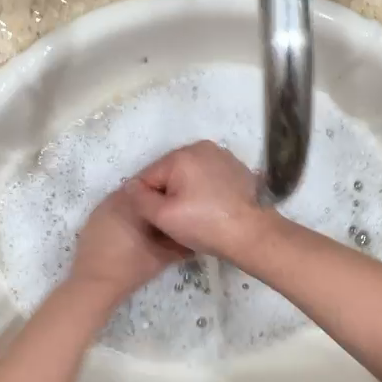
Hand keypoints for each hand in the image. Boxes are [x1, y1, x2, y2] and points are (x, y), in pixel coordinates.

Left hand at [68, 188, 191, 300]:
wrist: (94, 283)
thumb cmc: (130, 267)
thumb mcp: (163, 256)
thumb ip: (181, 245)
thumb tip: (193, 239)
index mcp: (133, 202)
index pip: (154, 187)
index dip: (166, 196)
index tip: (174, 207)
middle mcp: (114, 199)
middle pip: (138, 193)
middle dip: (150, 203)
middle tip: (164, 217)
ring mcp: (100, 210)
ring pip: (124, 203)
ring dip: (136, 211)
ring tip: (148, 228)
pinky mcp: (91, 222)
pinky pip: (111, 213)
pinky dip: (122, 219)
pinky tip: (130, 235)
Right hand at [126, 141, 276, 260]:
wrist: (252, 234)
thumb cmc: (205, 225)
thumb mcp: (164, 216)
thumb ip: (139, 198)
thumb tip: (129, 186)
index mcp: (182, 154)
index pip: (149, 176)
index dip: (148, 200)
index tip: (158, 220)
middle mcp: (202, 147)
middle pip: (169, 173)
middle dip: (168, 194)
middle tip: (178, 220)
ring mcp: (223, 156)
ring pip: (189, 175)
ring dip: (186, 192)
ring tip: (195, 217)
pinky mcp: (237, 168)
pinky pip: (208, 178)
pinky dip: (204, 191)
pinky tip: (210, 210)